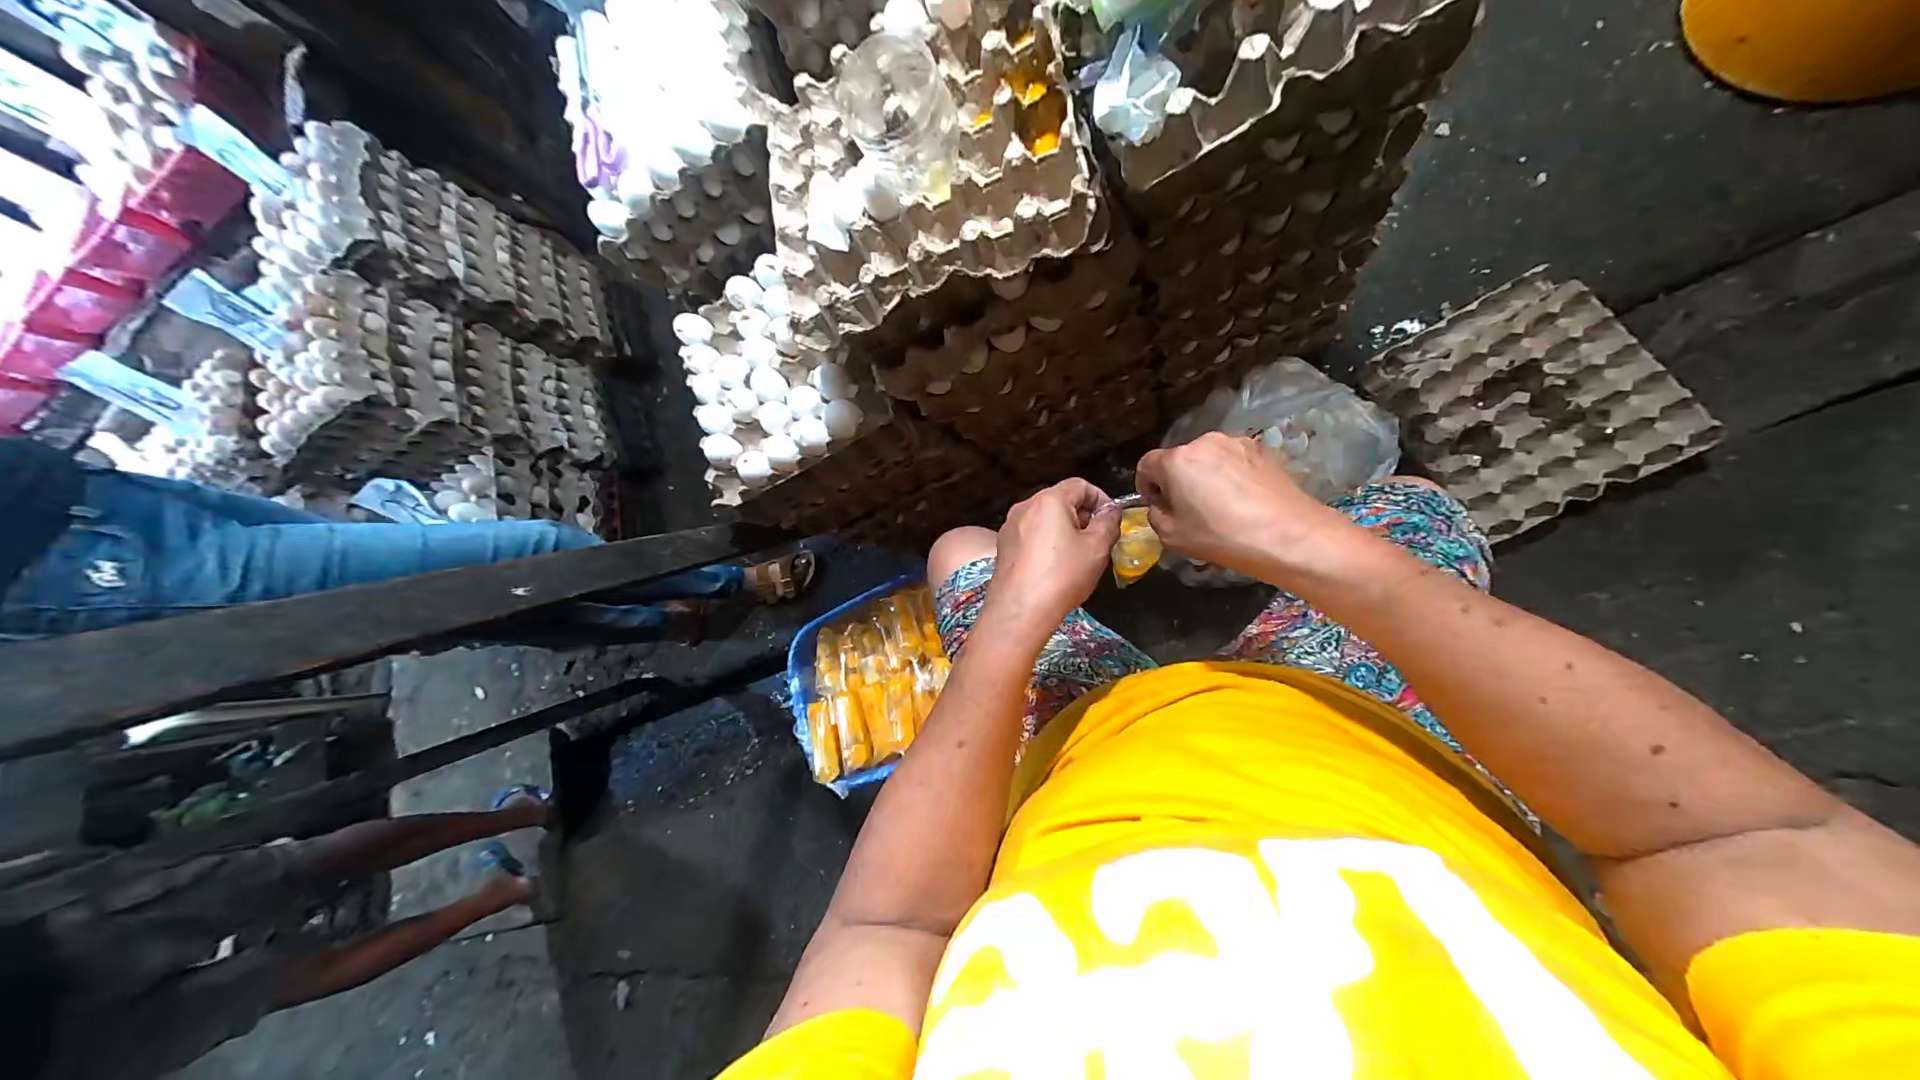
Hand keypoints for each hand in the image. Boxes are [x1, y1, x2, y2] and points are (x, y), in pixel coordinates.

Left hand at [982, 478, 1120, 642]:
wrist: (1019, 611)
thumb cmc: (1062, 576)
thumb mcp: (1097, 548)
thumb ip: (1108, 523)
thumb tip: (1110, 511)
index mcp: (1048, 500)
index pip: (1080, 485)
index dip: (1101, 499)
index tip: (1111, 521)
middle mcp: (1024, 507)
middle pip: (1060, 500)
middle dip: (1083, 515)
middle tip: (1098, 540)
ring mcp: (1010, 527)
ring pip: (1045, 518)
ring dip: (1065, 529)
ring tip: (1078, 556)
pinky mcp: (1003, 546)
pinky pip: (1031, 534)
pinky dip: (1046, 542)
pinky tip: (1054, 567)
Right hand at [1135, 432, 1350, 579]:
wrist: (1289, 535)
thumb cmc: (1222, 536)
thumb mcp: (1172, 537)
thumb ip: (1156, 515)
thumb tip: (1161, 506)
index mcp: (1177, 460)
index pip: (1146, 464)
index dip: (1146, 486)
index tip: (1157, 506)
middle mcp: (1205, 442)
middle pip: (1179, 459)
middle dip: (1177, 481)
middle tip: (1188, 510)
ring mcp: (1237, 443)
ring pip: (1208, 458)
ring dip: (1205, 477)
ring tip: (1219, 506)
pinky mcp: (1263, 451)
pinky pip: (1234, 461)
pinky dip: (1230, 476)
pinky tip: (1242, 501)